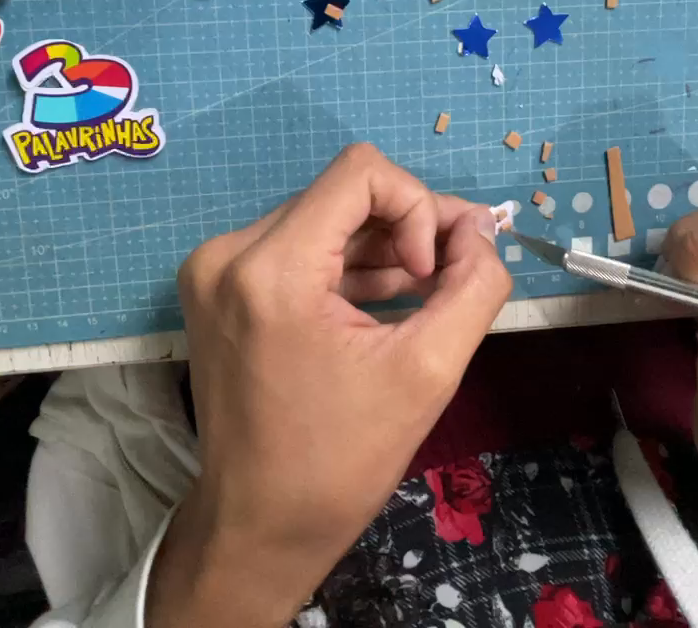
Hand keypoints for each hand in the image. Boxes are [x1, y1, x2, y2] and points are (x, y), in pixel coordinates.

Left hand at [148, 145, 511, 627]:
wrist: (257, 526)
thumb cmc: (342, 460)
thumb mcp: (430, 370)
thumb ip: (474, 285)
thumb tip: (482, 228)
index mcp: (272, 268)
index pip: (361, 171)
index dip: (417, 205)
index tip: (430, 272)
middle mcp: (230, 251)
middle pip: (342, 194)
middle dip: (406, 227)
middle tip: (449, 275)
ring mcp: (216, 266)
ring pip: (323, 216)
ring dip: (380, 245)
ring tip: (423, 291)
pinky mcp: (218, 283)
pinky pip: (297, 245)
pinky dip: (345, 263)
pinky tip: (385, 297)